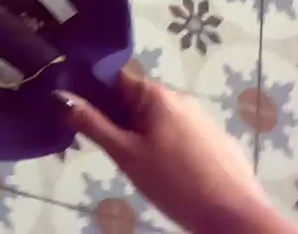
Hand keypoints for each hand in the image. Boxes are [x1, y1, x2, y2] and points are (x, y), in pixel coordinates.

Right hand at [57, 67, 296, 233]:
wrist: (240, 224)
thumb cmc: (176, 184)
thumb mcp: (125, 155)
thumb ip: (90, 122)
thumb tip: (57, 95)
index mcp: (156, 94)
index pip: (114, 78)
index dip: (94, 93)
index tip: (83, 114)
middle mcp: (181, 99)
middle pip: (136, 100)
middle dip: (119, 119)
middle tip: (111, 148)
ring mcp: (205, 122)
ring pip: (160, 120)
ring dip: (144, 135)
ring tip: (141, 167)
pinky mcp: (222, 145)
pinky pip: (183, 136)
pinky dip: (170, 148)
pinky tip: (172, 177)